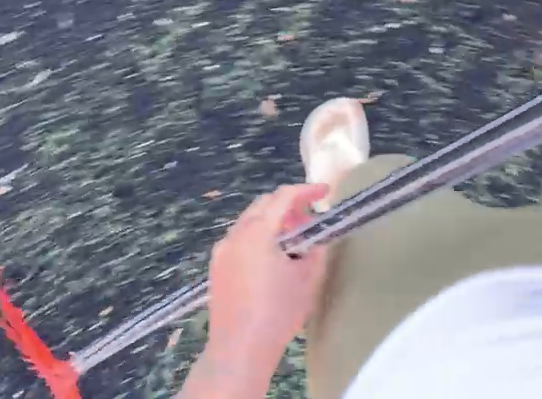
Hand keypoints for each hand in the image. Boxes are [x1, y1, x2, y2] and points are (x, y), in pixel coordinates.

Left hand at [201, 184, 329, 375]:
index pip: (284, 196)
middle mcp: (236, 234)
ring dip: (272, 221)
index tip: (325, 192)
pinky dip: (258, 236)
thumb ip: (316, 250)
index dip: (307, 190)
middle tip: (309, 221)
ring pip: (249, 220)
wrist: (238, 351)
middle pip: (264, 204)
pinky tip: (270, 257)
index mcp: (258, 232)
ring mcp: (222, 251)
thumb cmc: (277, 313)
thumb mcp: (307, 279)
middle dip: (288, 205)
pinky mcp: (216, 267)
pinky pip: (239, 238)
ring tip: (291, 241)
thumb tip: (315, 240)